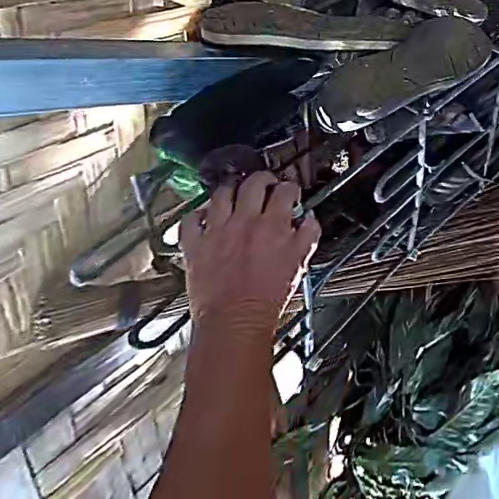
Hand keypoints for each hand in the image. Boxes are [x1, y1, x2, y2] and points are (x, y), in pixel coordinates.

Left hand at [180, 171, 319, 338]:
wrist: (235, 320)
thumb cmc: (267, 295)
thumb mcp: (301, 261)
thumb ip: (308, 233)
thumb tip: (308, 219)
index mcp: (273, 224)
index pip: (285, 190)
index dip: (291, 188)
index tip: (290, 193)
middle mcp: (244, 222)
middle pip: (253, 183)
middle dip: (264, 179)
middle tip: (266, 183)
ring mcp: (217, 232)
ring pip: (221, 193)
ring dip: (231, 188)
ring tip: (236, 191)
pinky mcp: (195, 246)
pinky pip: (190, 219)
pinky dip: (197, 213)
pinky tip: (206, 214)